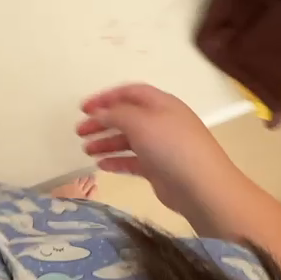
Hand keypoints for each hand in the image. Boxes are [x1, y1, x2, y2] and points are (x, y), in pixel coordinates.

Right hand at [76, 84, 244, 218]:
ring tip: (86, 151)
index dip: (105, 98)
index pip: (129, 93)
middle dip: (101, 122)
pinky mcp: (158, 168)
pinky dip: (116, 161)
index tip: (83, 109)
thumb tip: (100, 112)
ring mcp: (160, 146)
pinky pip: (132, 160)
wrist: (200, 186)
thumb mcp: (140, 122)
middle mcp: (160, 122)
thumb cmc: (170, 147)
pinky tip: (101, 165)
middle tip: (79, 132)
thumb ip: (116, 114)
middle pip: (126, 117)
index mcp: (161, 104)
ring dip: (105, 142)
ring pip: (127, 139)